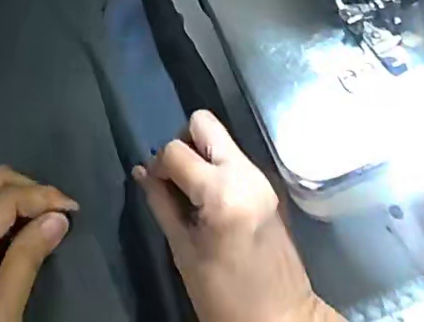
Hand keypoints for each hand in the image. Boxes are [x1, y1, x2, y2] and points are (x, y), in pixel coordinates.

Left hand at [0, 166, 76, 321]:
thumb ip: (25, 263)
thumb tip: (58, 217)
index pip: (3, 198)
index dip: (42, 196)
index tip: (75, 211)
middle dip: (31, 190)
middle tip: (63, 214)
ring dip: (23, 202)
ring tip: (52, 222)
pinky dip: (12, 218)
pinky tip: (31, 234)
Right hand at [135, 111, 341, 321]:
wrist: (282, 321)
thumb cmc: (226, 298)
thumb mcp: (184, 253)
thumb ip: (161, 204)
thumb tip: (141, 171)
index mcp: (222, 192)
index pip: (176, 150)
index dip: (158, 165)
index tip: (154, 186)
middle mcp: (245, 172)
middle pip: (203, 122)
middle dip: (183, 142)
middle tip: (176, 178)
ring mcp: (260, 175)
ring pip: (220, 136)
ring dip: (200, 154)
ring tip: (191, 192)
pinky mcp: (268, 183)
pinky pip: (233, 156)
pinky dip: (216, 166)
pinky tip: (209, 199)